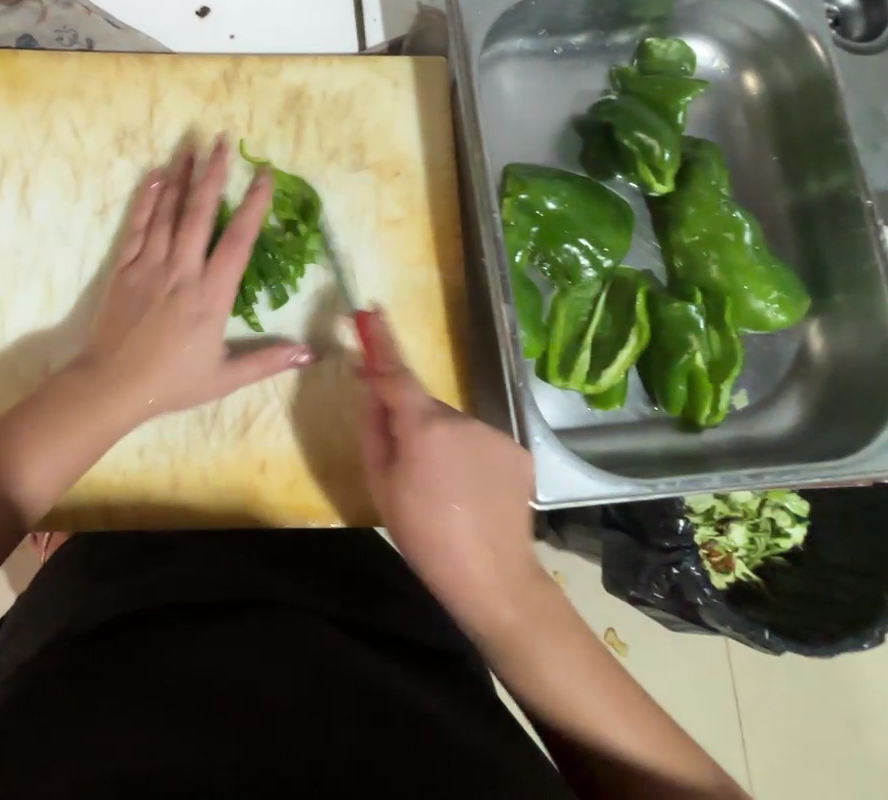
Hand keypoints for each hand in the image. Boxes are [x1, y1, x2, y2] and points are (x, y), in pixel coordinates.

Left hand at [73, 137, 313, 422]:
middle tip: (222, 141)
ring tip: (191, 146)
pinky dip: (146, 200)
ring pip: (168, 212)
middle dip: (213, 174)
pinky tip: (154, 177)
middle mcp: (182, 272)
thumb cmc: (170, 383)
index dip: (252, 205)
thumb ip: (267, 361)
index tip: (264, 175)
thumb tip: (310, 355)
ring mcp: (149, 266)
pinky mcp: (123, 268)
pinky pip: (137, 226)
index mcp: (211, 296)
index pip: (237, 240)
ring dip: (180, 177)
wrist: (111, 384)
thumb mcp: (223, 378)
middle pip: (200, 213)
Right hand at [357, 310, 544, 622]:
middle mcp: (462, 418)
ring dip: (441, 445)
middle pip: (424, 409)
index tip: (368, 311)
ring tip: (442, 491)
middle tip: (406, 470)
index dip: (380, 341)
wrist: (491, 577)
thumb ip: (374, 429)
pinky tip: (470, 494)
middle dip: (411, 425)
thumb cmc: (422, 533)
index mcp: (422, 426)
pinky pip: (479, 444)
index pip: (394, 373)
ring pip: (453, 428)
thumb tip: (373, 393)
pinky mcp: (519, 452)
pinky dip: (468, 459)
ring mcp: (495, 434)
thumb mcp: (380, 483)